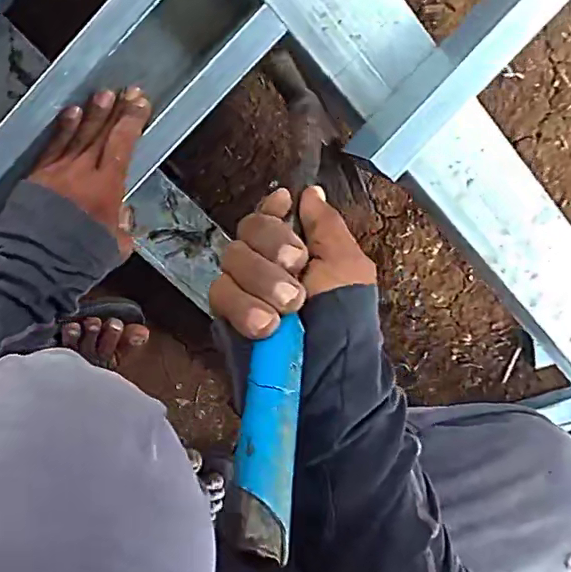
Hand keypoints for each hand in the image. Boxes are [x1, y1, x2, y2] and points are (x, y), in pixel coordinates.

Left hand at [28, 87, 150, 255]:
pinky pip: (53, 145)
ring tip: (103, 94)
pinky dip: (63, 128)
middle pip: (103, 134)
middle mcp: (83, 171)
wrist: (33, 260)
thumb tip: (122, 214)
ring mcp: (58, 170)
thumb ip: (122, 228)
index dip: (133, 122)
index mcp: (107, 187)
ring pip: (79, 135)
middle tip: (127, 90)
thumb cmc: (79, 257)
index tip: (141, 103)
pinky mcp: (38, 175)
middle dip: (117, 111)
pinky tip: (71, 113)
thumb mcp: (114, 248)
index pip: (122, 145)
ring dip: (92, 113)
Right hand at [209, 185, 376, 338]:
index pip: (271, 213)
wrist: (330, 379)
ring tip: (289, 308)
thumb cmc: (347, 322)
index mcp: (298, 249)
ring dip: (262, 280)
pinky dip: (244, 307)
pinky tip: (267, 326)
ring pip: (232, 260)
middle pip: (248, 230)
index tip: (284, 204)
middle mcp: (266, 263)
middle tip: (297, 270)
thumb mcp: (349, 268)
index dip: (273, 207)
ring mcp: (244, 289)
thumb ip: (326, 227)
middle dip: (273, 245)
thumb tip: (311, 193)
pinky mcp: (227, 316)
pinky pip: (221, 295)